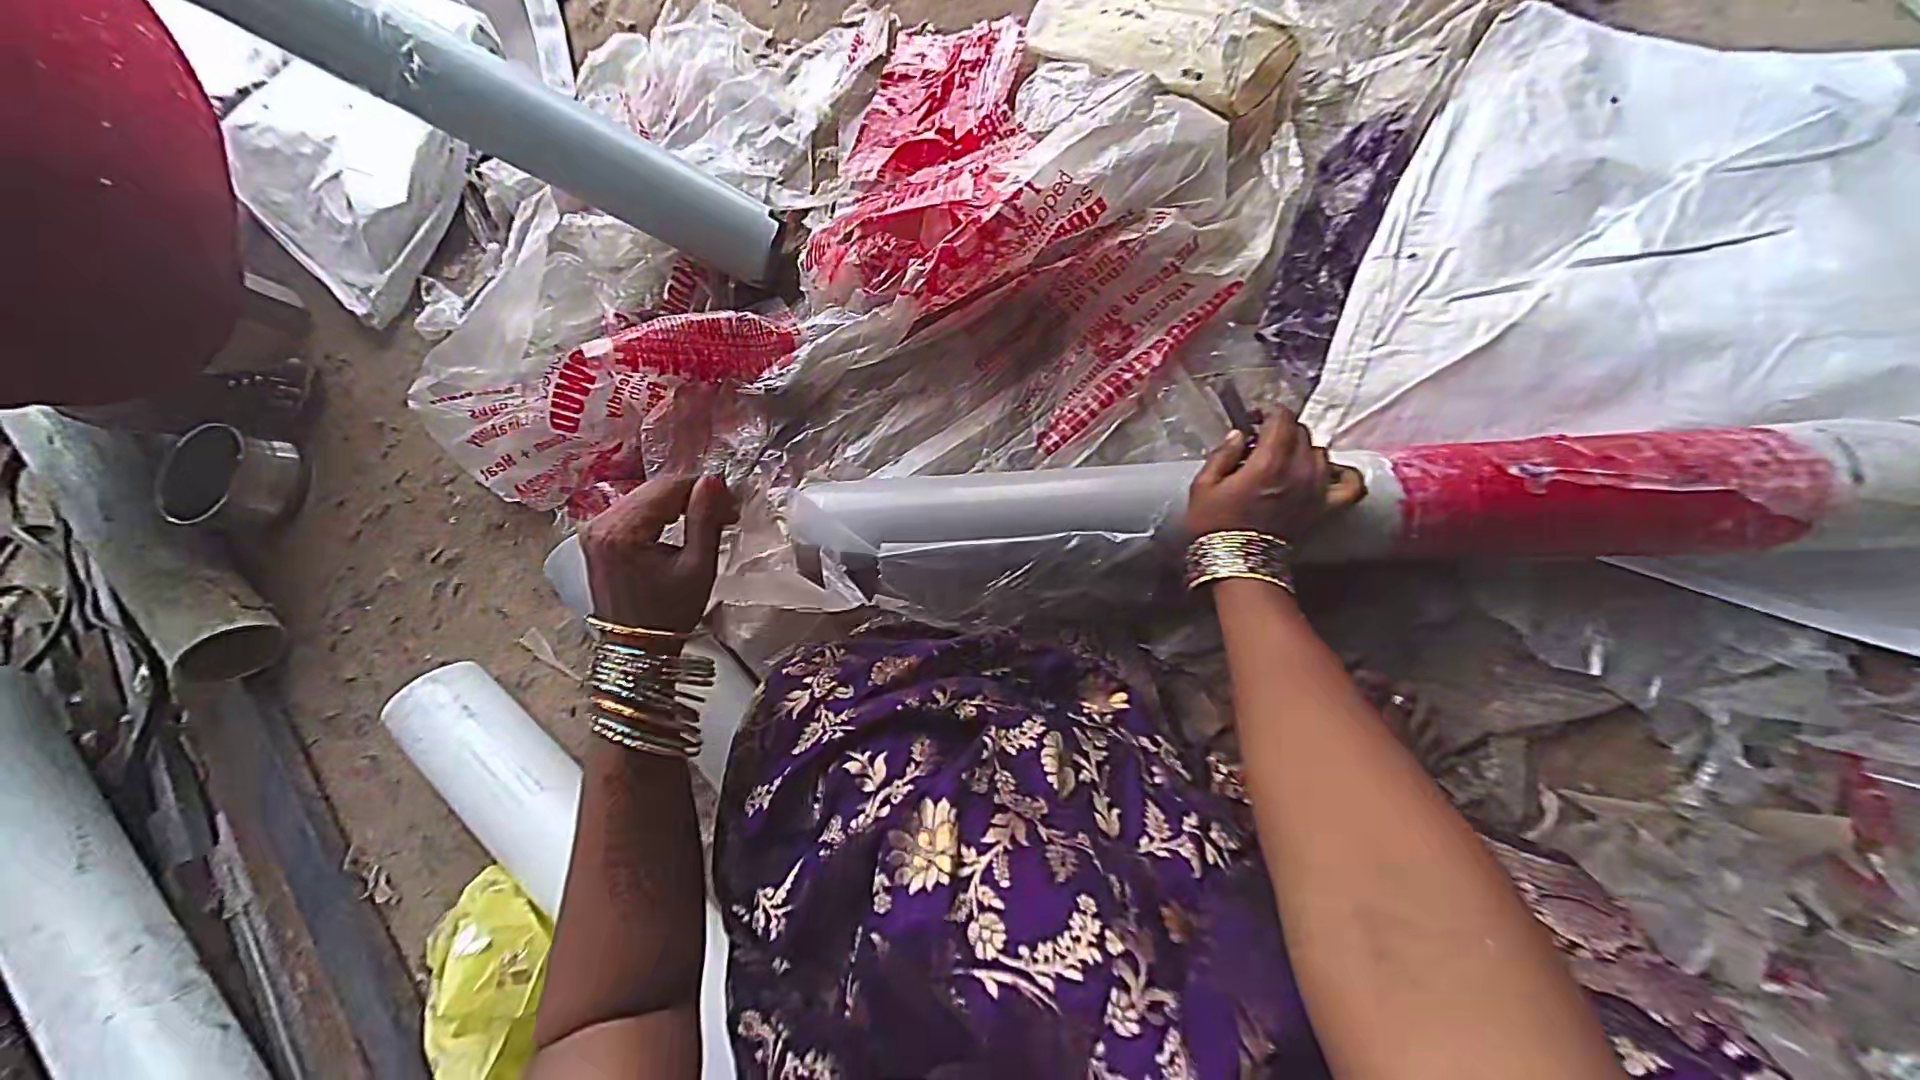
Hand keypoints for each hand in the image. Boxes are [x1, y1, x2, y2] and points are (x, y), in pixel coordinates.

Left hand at [579, 474, 738, 632]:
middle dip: (691, 494)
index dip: (703, 488)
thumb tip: (713, 480)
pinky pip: (633, 510)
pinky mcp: (595, 535)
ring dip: (677, 502)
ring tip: (707, 518)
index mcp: (622, 531)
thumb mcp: (698, 566)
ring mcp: (593, 528)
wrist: (637, 645)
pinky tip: (680, 523)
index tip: (732, 500)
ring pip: (644, 497)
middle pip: (653, 489)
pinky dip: (659, 512)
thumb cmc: (671, 612)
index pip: (667, 488)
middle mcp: (599, 523)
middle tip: (725, 510)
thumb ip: (705, 519)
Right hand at [1185, 409, 1363, 539]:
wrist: (1238, 565)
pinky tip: (1327, 473)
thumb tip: (1240, 434)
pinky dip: (1343, 474)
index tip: (1254, 418)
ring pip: (1320, 452)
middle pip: (1301, 433)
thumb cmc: (1214, 526)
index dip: (1268, 412)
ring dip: (1303, 450)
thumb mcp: (1203, 486)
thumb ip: (1223, 454)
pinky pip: (1351, 484)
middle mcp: (1299, 470)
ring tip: (1285, 460)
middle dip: (1282, 431)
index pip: (1281, 419)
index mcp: (1268, 462)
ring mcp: (1317, 489)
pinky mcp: (1327, 508)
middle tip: (1262, 442)